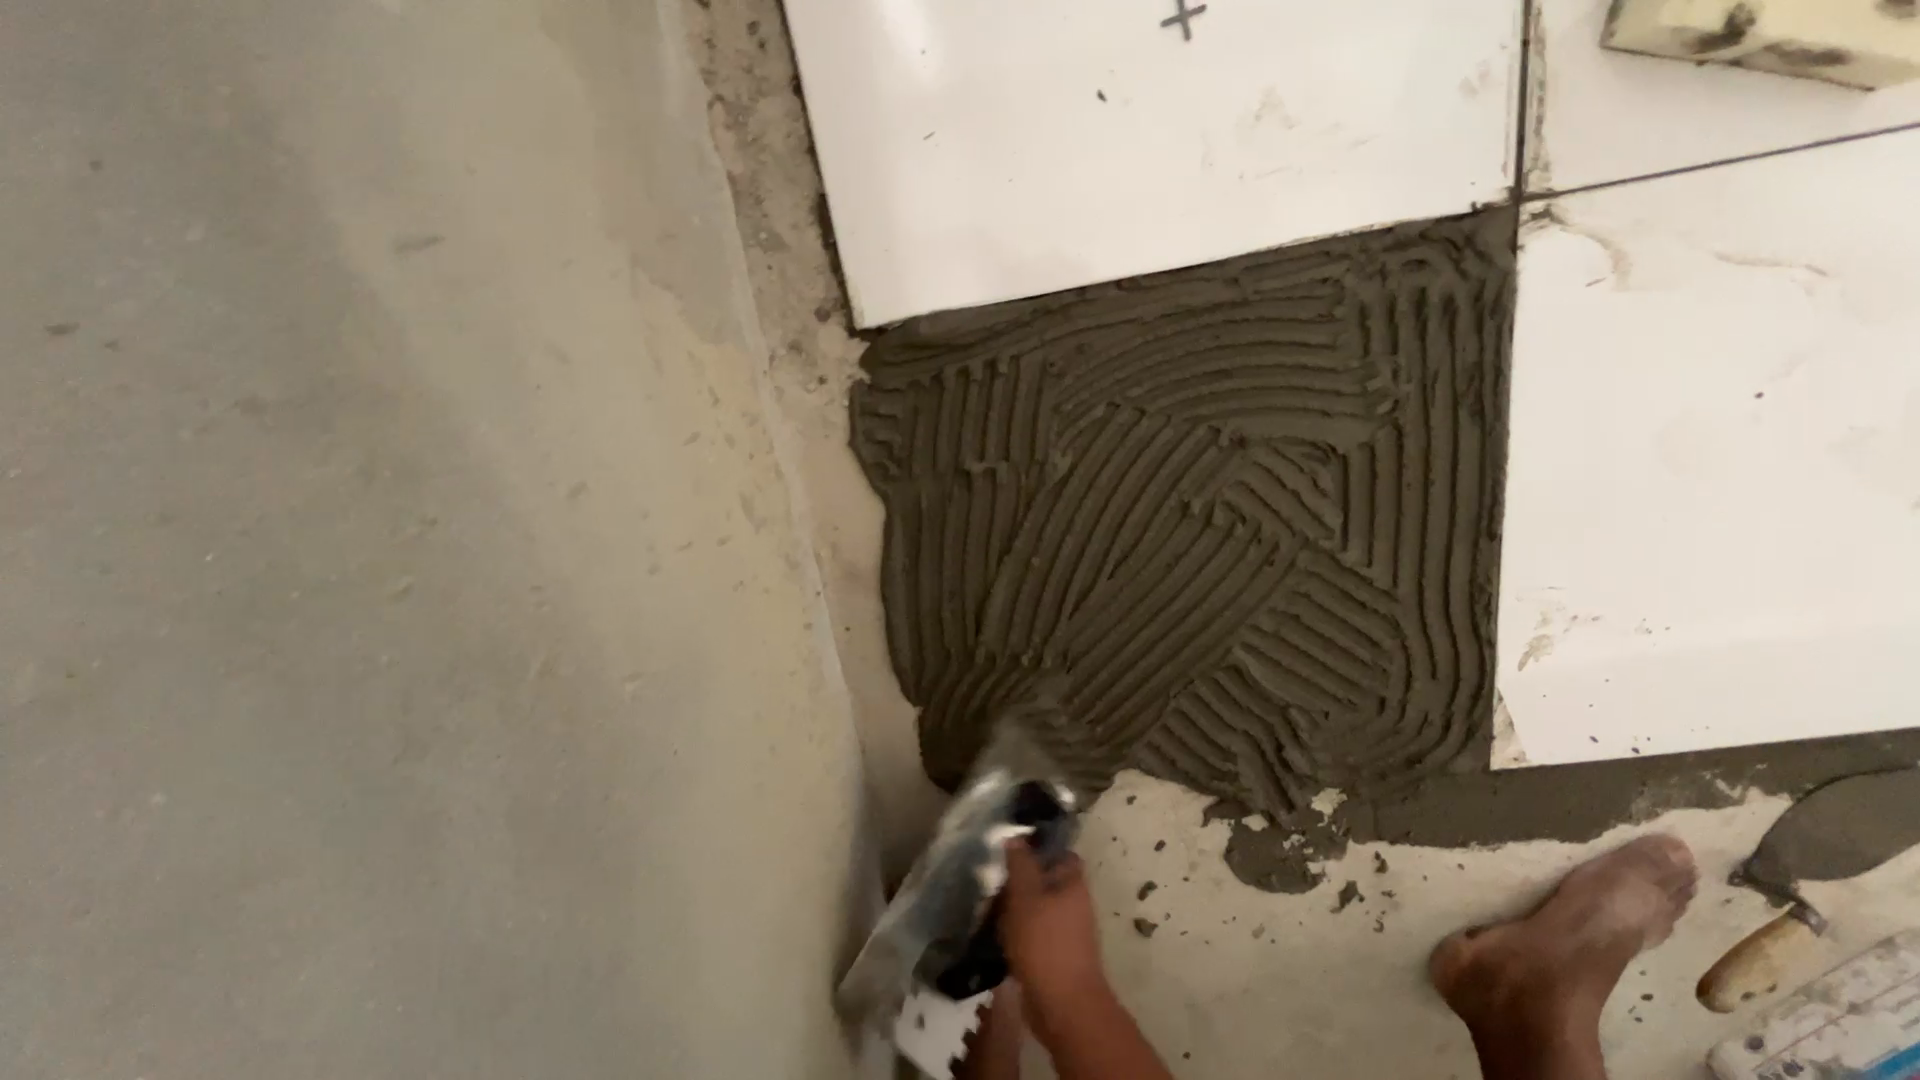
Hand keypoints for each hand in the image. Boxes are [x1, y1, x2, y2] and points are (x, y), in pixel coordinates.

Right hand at [998, 841, 1108, 1012]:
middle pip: (1044, 879)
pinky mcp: (1053, 954)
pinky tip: (993, 933)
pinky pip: (1032, 931)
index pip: (1060, 852)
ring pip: (1035, 906)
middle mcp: (1074, 902)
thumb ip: (1020, 864)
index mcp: (1073, 882)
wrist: (1062, 1005)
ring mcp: (1065, 930)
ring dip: (1014, 907)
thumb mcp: (1026, 896)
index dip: (1038, 845)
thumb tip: (1016, 836)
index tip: (1010, 845)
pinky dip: (1016, 930)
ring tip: (986, 905)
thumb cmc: (1044, 943)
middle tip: (991, 878)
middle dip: (1019, 879)